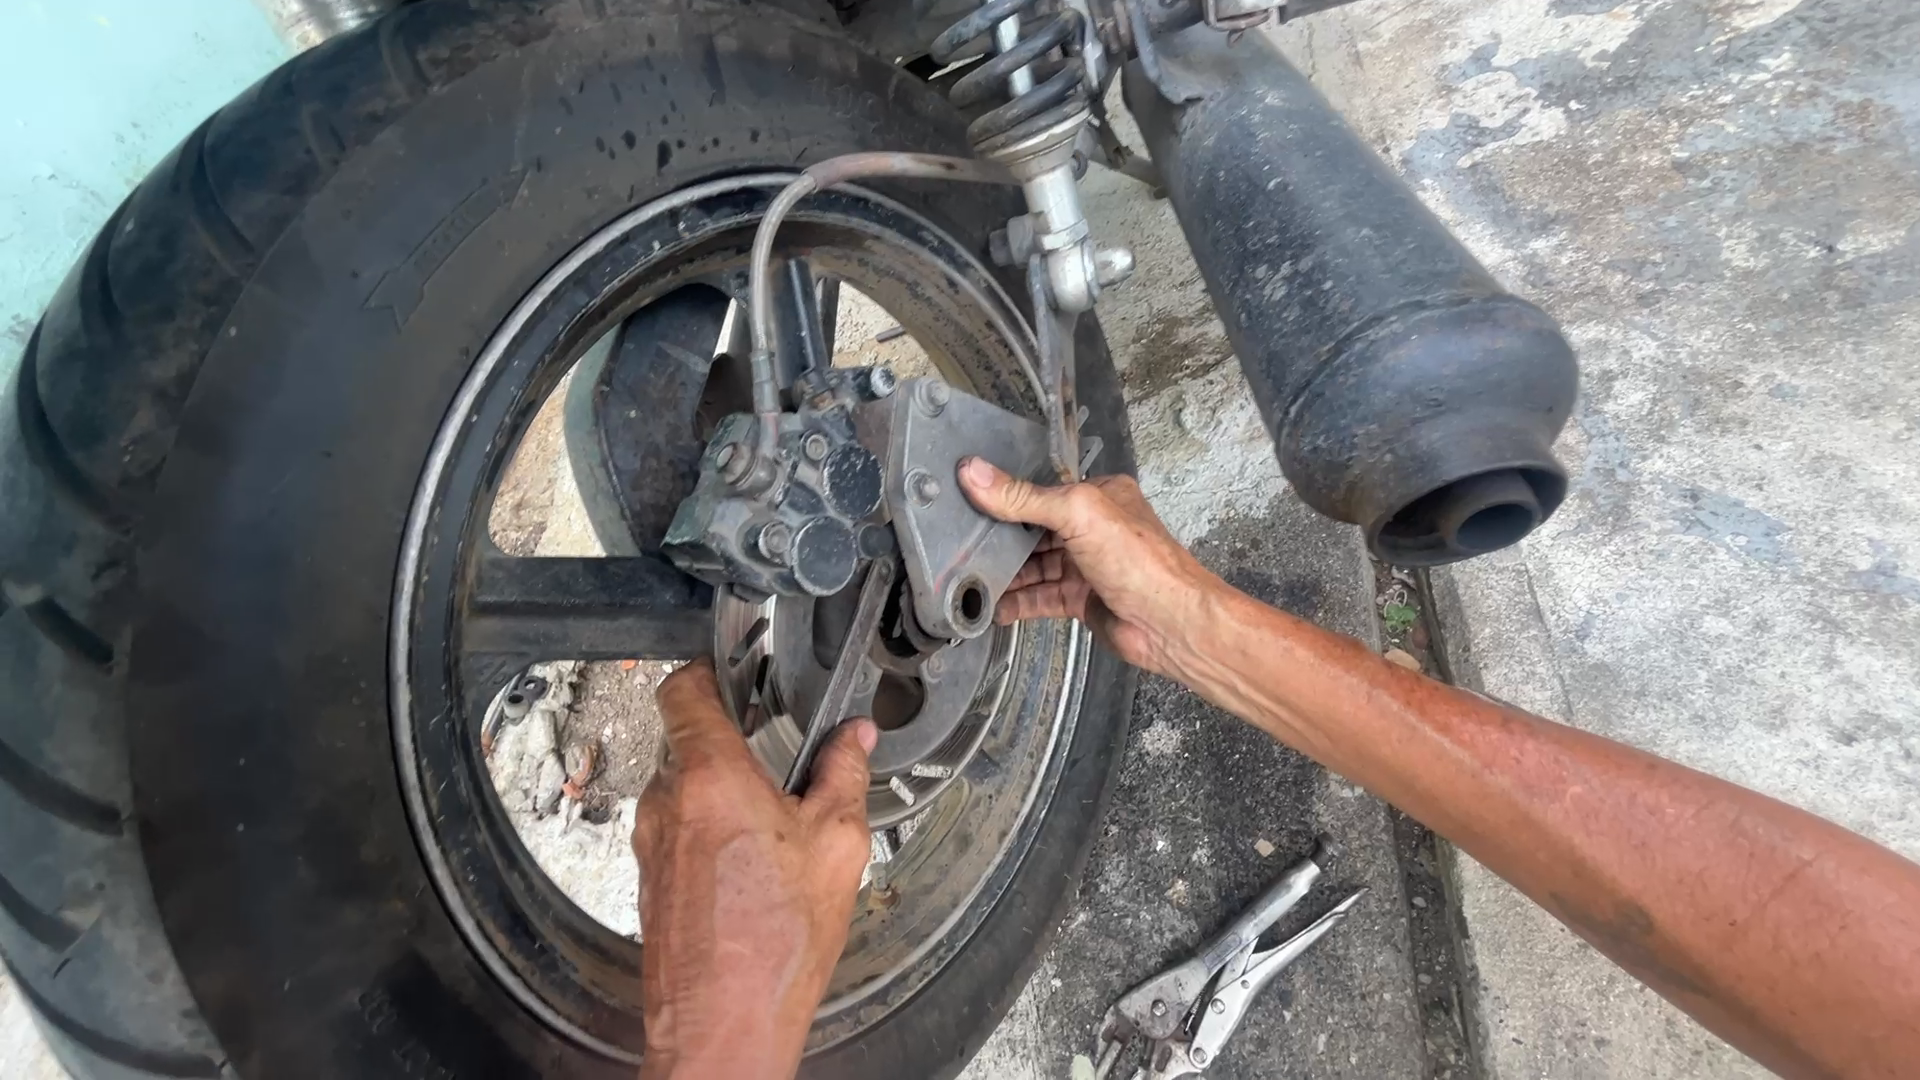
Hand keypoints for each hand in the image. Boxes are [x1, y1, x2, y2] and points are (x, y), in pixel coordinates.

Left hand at [632, 660, 876, 1079]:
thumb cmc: (775, 941)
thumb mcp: (837, 843)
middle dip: (731, 733)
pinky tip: (751, 850)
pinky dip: (709, 816)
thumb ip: (844, 773)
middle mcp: (667, 801)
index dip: (705, 668)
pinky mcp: (649, 874)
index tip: (732, 668)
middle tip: (775, 745)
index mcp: (711, 778)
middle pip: (687, 734)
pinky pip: (677, 819)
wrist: (723, 1029)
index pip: (682, 690)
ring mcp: (651, 840)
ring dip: (722, 780)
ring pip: (682, 779)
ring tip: (771, 807)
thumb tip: (854, 737)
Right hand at [958, 458, 1225, 678]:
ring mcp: (1086, 565)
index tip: (967, 499)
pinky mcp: (1081, 598)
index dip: (1006, 496)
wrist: (1170, 624)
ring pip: (1034, 566)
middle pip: (1034, 529)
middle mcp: (1092, 528)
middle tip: (960, 543)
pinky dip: (1016, 602)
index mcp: (1098, 496)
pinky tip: (992, 607)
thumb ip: (1023, 497)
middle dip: (1001, 539)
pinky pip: (1040, 597)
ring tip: (968, 578)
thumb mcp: (1077, 515)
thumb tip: (975, 473)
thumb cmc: (1140, 561)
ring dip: (1005, 573)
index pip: (1042, 490)